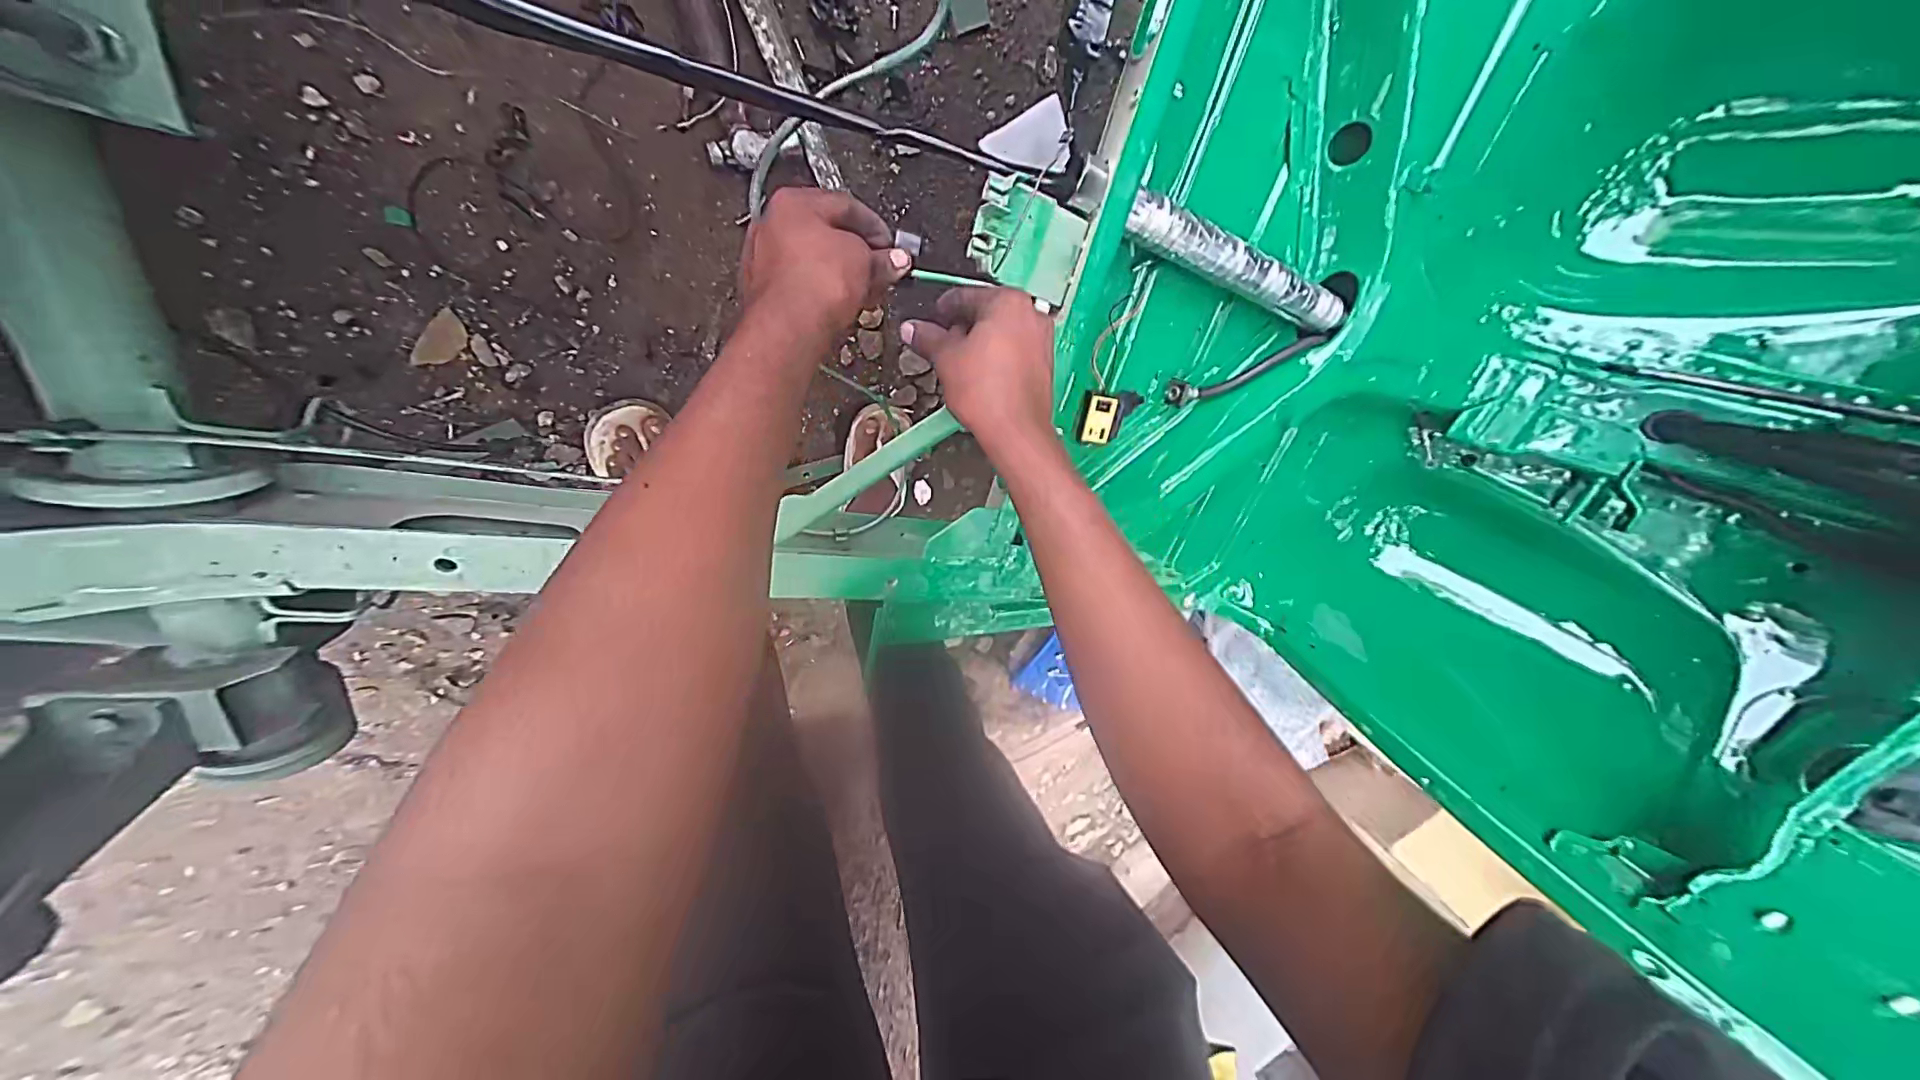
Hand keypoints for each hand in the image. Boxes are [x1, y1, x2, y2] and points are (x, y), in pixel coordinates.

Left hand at [739, 188, 911, 336]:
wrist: (787, 330)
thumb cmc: (815, 286)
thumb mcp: (865, 263)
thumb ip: (882, 259)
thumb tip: (894, 261)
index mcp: (793, 203)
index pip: (846, 206)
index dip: (876, 228)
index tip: (892, 248)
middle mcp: (772, 226)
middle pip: (827, 235)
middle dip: (859, 255)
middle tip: (880, 271)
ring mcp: (764, 261)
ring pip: (814, 263)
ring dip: (842, 276)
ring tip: (864, 294)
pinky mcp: (766, 294)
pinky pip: (802, 286)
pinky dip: (822, 293)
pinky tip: (839, 307)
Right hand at [901, 287, 1055, 455]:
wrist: (1016, 431)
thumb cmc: (988, 394)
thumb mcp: (946, 358)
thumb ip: (928, 337)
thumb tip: (913, 329)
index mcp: (1008, 302)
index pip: (966, 295)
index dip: (943, 309)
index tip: (932, 318)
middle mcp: (1030, 314)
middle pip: (987, 312)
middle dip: (963, 327)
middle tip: (942, 342)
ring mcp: (1041, 339)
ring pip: (1002, 331)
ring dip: (980, 342)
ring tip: (959, 362)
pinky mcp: (1044, 363)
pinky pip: (1015, 350)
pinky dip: (997, 356)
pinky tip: (980, 374)